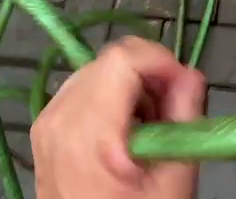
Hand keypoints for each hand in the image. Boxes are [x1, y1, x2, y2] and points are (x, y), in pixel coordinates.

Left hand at [33, 37, 205, 198]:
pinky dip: (110, 95)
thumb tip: (191, 74)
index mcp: (88, 131)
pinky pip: (83, 87)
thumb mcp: (174, 179)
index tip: (183, 86)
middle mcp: (59, 116)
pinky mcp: (44, 128)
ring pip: (99, 69)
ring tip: (150, 123)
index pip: (124, 57)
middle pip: (113, 60)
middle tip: (172, 108)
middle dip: (149, 74)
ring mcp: (47, 121)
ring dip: (131, 83)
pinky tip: (125, 128)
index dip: (160, 60)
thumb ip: (186, 116)